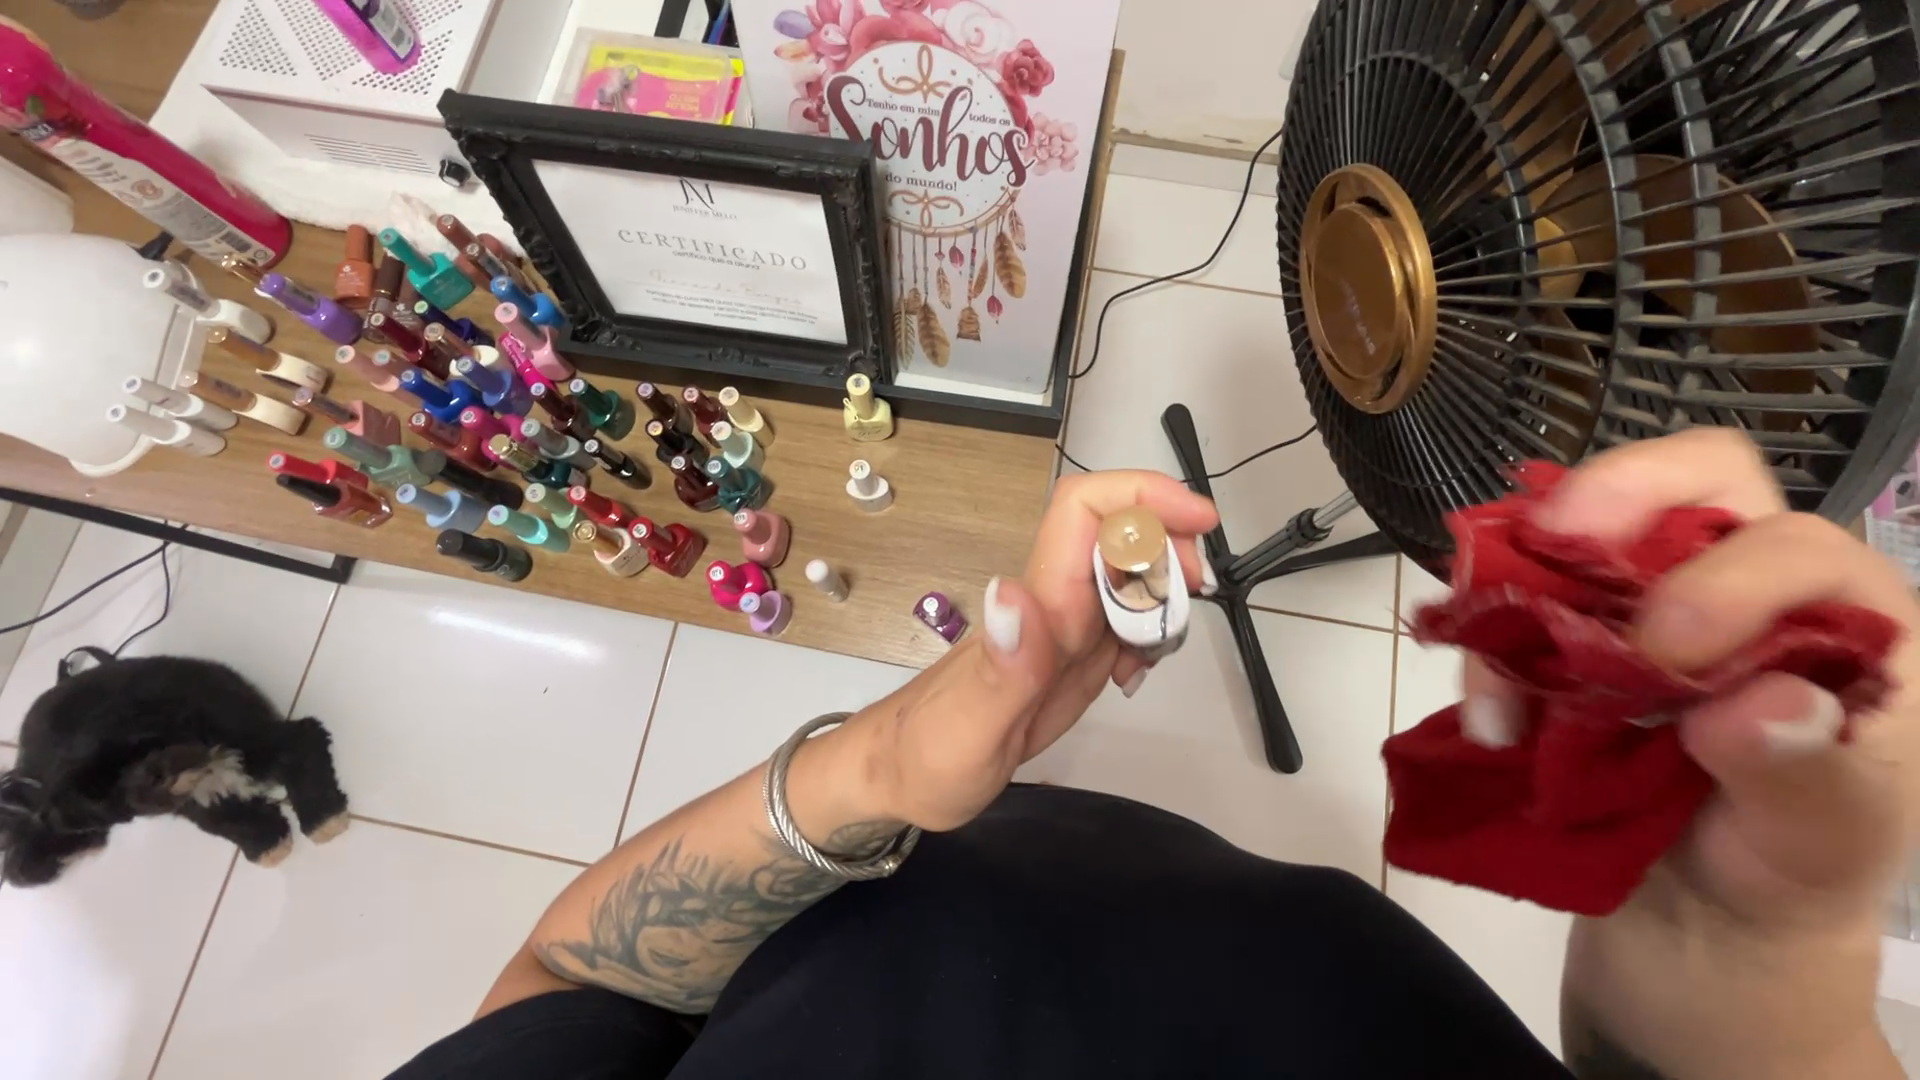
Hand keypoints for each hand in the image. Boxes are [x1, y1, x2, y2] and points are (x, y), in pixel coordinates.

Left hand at [844, 471, 1218, 831]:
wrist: (905, 774)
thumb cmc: (926, 754)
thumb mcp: (967, 726)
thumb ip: (1001, 668)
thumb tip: (1013, 591)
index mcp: (1034, 607)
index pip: (1084, 513)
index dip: (1142, 497)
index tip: (1196, 521)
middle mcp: (1052, 606)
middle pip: (1119, 535)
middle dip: (1169, 549)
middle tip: (1191, 599)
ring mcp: (1062, 630)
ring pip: (1129, 576)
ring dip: (1165, 596)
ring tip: (1161, 648)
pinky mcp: (1068, 658)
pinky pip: (1122, 621)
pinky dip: (1149, 634)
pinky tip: (1136, 670)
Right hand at [1480, 430, 1916, 1076]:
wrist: (1685, 906)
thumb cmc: (1782, 866)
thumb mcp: (1823, 843)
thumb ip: (1812, 774)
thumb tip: (1766, 700)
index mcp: (1835, 622)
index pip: (1790, 542)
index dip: (1724, 577)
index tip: (1663, 651)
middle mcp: (1727, 588)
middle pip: (1681, 481)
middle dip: (1609, 496)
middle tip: (1552, 541)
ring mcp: (1624, 606)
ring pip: (1564, 535)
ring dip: (1515, 588)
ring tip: (1502, 696)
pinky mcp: (1548, 636)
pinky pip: (1499, 606)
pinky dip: (1480, 649)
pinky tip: (1491, 722)